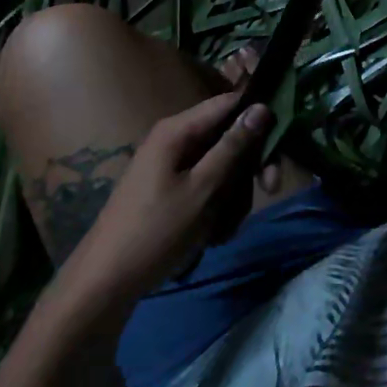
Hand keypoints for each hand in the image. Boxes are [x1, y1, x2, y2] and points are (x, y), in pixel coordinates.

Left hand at [61, 93, 270, 304]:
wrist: (104, 283)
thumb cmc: (156, 231)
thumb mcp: (203, 188)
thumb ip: (233, 146)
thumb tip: (262, 107)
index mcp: (177, 131)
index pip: (230, 103)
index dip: (259, 117)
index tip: (281, 143)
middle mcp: (175, 140)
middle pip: (230, 137)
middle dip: (251, 165)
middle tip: (270, 189)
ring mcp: (171, 165)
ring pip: (223, 165)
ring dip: (236, 193)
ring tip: (229, 225)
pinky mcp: (170, 189)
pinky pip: (207, 184)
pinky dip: (218, 206)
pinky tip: (216, 232)